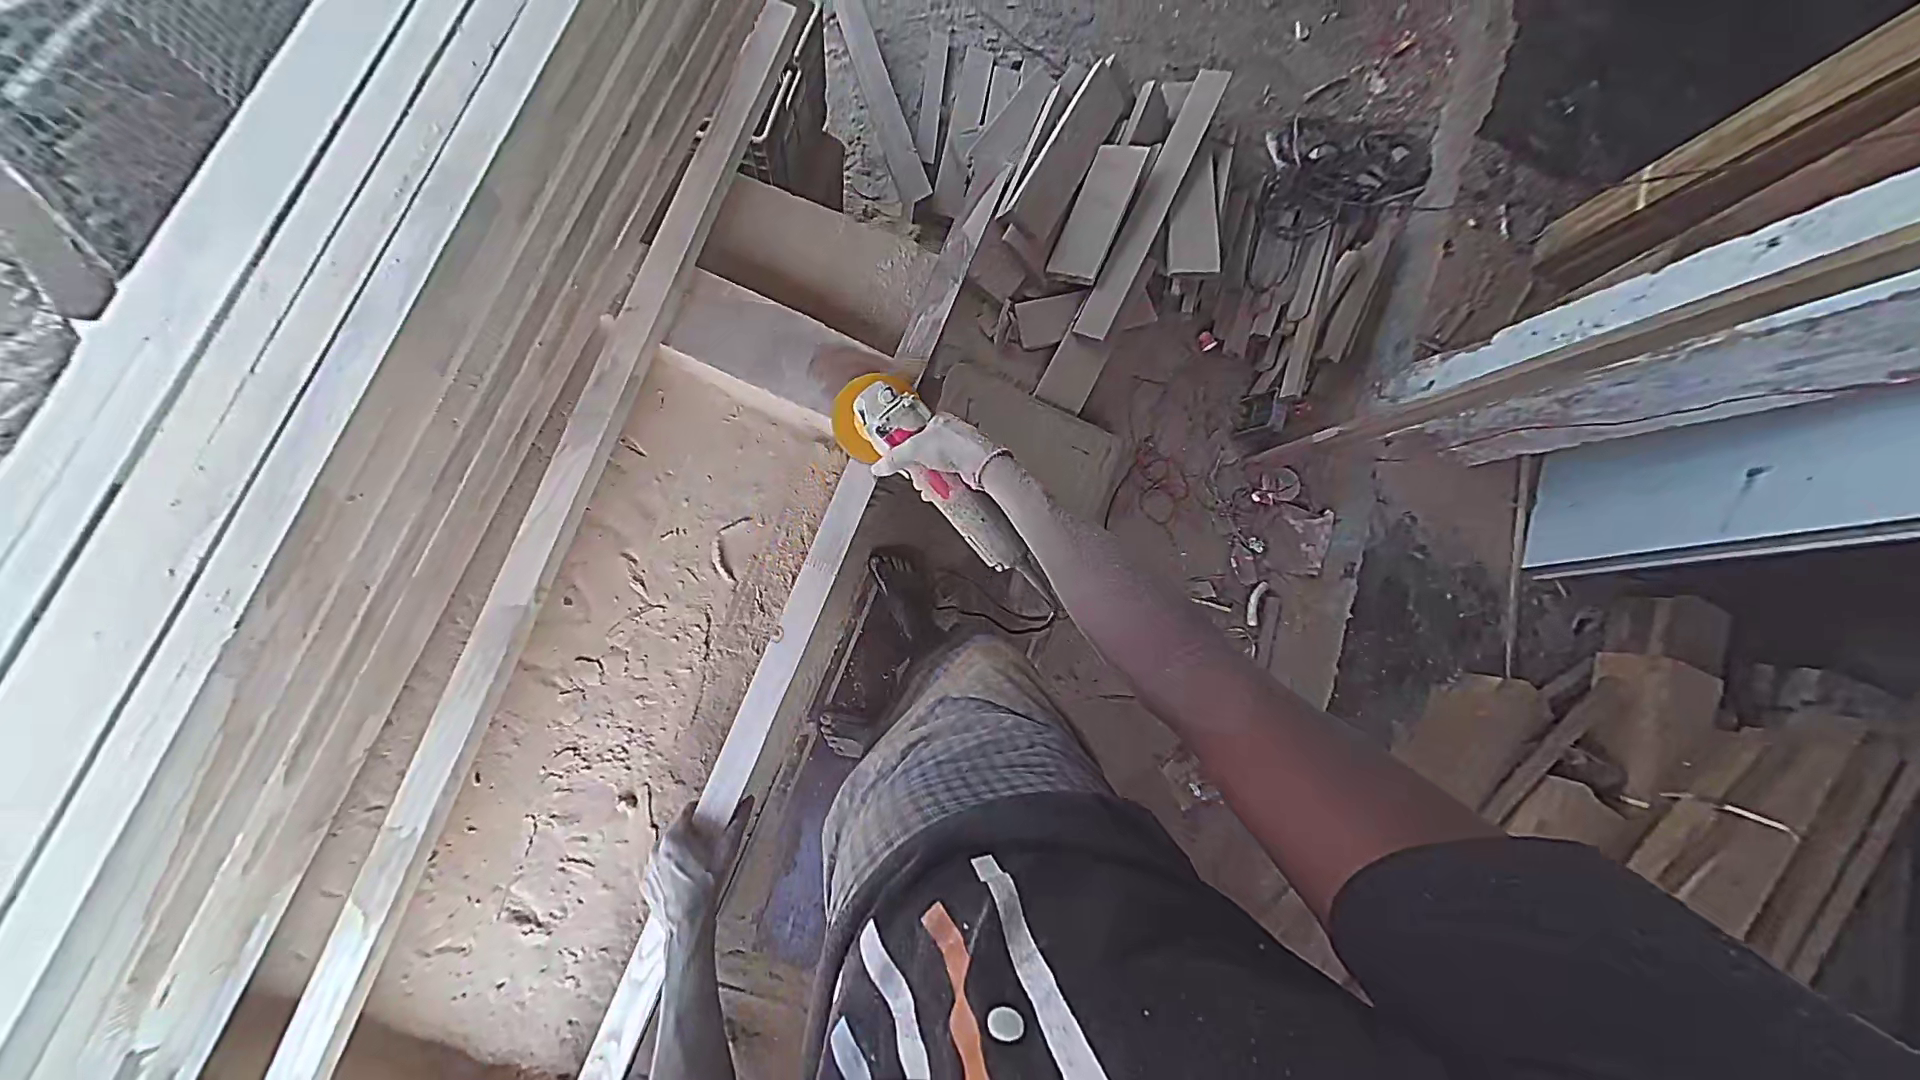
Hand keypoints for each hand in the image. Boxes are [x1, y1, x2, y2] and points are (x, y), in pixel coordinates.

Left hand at [641, 798, 751, 935]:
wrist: (688, 922)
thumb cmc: (707, 885)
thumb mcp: (727, 850)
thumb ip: (738, 822)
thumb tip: (748, 802)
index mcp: (675, 835)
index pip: (687, 810)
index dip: (700, 811)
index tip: (709, 819)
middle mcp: (657, 848)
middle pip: (676, 830)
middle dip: (690, 834)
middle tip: (706, 845)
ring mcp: (649, 867)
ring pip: (667, 849)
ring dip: (679, 851)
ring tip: (696, 865)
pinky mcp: (646, 883)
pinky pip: (659, 868)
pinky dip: (669, 869)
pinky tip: (684, 879)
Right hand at [870, 413, 1005, 489]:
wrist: (979, 463)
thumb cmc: (954, 446)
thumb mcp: (914, 450)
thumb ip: (894, 459)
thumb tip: (878, 467)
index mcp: (937, 421)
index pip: (914, 432)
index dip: (905, 447)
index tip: (898, 459)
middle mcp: (950, 433)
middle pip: (925, 452)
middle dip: (917, 467)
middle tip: (913, 475)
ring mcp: (960, 449)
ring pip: (937, 465)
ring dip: (929, 477)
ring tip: (925, 486)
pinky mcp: (967, 464)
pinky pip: (949, 474)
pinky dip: (942, 483)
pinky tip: (938, 490)